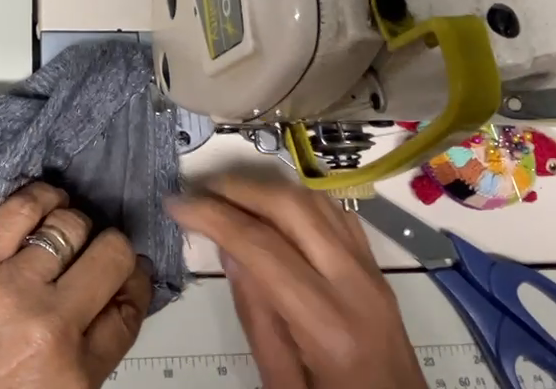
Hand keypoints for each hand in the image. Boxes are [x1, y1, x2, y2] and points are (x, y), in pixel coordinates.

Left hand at [0, 182, 154, 388]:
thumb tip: (106, 310)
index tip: (133, 272)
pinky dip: (43, 195)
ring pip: (71, 225)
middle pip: (111, 257)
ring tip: (71, 226)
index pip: (128, 310)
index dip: (136, 282)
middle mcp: (51, 327)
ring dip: (77, 222)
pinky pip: (23, 208)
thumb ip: (82, 361)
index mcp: (74, 375)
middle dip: (114, 247)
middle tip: (104, 247)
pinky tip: (48, 199)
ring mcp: (13, 288)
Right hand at [168, 177, 425, 388]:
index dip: (212, 216)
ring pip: (316, 201)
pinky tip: (273, 207)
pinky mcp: (379, 272)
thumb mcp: (282, 387)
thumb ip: (256, 316)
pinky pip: (338, 214)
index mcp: (329, 326)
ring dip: (267, 187)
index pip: (261, 246)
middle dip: (238, 189)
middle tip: (197, 190)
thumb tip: (227, 246)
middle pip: (291, 208)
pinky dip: (299, 199)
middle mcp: (357, 287)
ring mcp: (374, 275)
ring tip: (226, 193)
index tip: (176, 204)